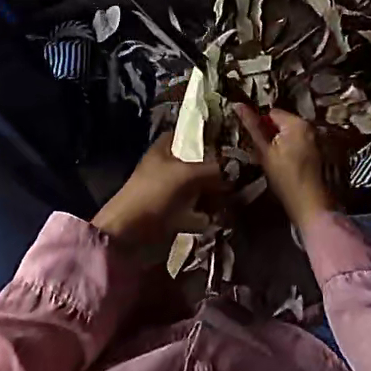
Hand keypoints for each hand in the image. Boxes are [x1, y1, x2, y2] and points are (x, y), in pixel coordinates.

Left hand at [91, 134, 225, 256]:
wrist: (128, 235)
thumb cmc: (153, 194)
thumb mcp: (186, 174)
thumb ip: (213, 169)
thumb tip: (235, 170)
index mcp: (164, 150)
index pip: (188, 135)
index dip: (208, 138)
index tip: (233, 144)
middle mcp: (168, 168)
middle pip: (200, 164)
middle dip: (219, 171)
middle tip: (242, 176)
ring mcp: (171, 193)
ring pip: (201, 189)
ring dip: (217, 195)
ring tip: (236, 200)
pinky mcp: (174, 216)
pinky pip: (198, 212)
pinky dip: (209, 215)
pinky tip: (224, 217)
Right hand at [234, 105, 334, 227]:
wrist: (309, 203)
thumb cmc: (284, 176)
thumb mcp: (264, 151)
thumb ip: (253, 126)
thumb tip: (237, 104)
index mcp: (297, 123)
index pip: (271, 112)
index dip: (259, 125)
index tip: (255, 142)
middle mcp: (309, 126)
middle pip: (281, 122)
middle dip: (270, 133)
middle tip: (263, 153)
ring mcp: (315, 139)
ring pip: (288, 133)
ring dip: (278, 142)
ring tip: (272, 160)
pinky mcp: (317, 151)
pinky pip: (297, 142)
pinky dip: (288, 149)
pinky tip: (284, 164)